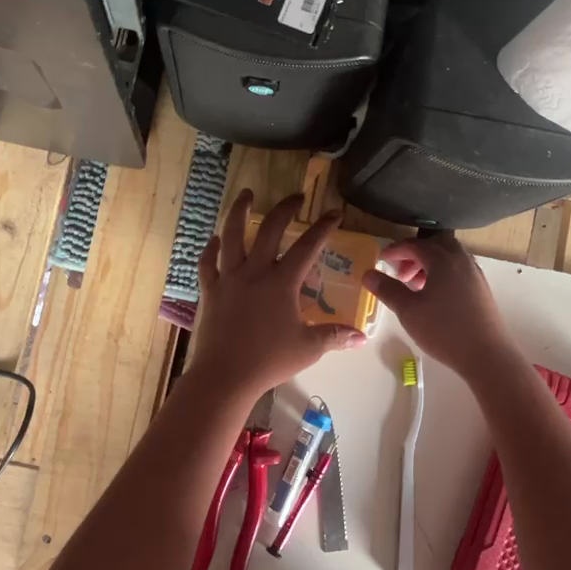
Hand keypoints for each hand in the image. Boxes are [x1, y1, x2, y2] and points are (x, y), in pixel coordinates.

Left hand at [187, 191, 366, 399]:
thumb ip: (335, 336)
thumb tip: (362, 336)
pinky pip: (208, 263)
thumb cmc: (269, 360)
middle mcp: (254, 272)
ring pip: (232, 235)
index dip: (323, 227)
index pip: (308, 246)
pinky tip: (215, 240)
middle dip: (284, 208)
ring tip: (245, 194)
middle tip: (295, 197)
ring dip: (239, 211)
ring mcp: (229, 279)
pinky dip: (211, 249)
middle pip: (270, 229)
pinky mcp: (210, 291)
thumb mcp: (308, 348)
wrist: (225, 375)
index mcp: (282, 282)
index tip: (335, 213)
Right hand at [363, 233, 522, 378]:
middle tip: (400, 272)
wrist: (486, 354)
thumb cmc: (443, 330)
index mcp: (443, 260)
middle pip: (436, 243)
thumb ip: (387, 289)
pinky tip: (434, 297)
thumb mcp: (408, 310)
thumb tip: (368, 274)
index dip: (395, 250)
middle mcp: (461, 260)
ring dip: (430, 264)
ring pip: (449, 256)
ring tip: (415, 287)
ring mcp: (475, 274)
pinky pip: (458, 269)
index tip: (381, 260)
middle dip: (415, 253)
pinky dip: (443, 273)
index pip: (415, 245)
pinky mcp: (481, 289)